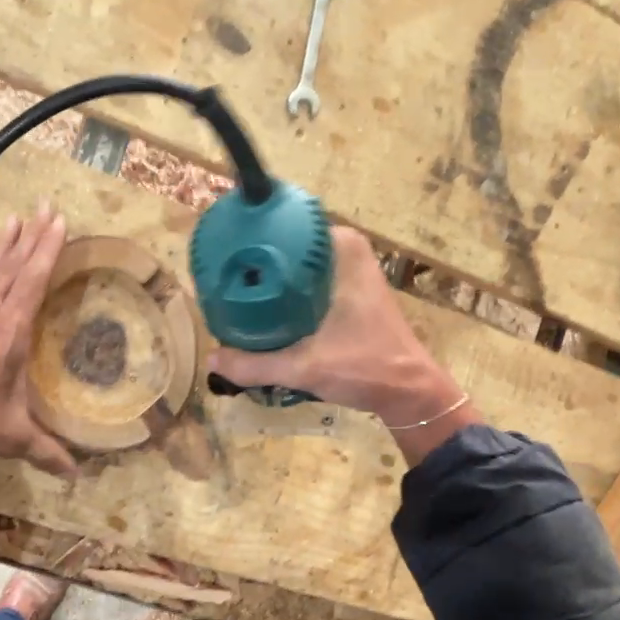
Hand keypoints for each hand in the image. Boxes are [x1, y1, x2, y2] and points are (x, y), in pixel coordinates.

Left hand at [0, 205, 76, 483]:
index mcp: (8, 334)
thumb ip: (46, 452)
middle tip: (44, 206)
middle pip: (11, 268)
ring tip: (12, 219)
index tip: (58, 220)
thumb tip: (75, 476)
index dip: (47, 250)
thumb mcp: (12, 438)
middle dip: (30, 237)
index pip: (32, 281)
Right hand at [205, 227, 479, 463]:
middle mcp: (344, 252)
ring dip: (267, 285)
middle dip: (255, 266)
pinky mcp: (346, 296)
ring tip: (231, 300)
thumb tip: (211, 359)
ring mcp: (347, 274)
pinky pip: (304, 287)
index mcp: (340, 250)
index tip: (221, 258)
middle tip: (219, 285)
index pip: (285, 227)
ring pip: (294, 271)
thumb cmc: (365, 367)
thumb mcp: (304, 367)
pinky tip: (259, 317)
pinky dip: (283, 299)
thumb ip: (255, 365)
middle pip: (286, 250)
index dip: (252, 241)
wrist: (408, 391)